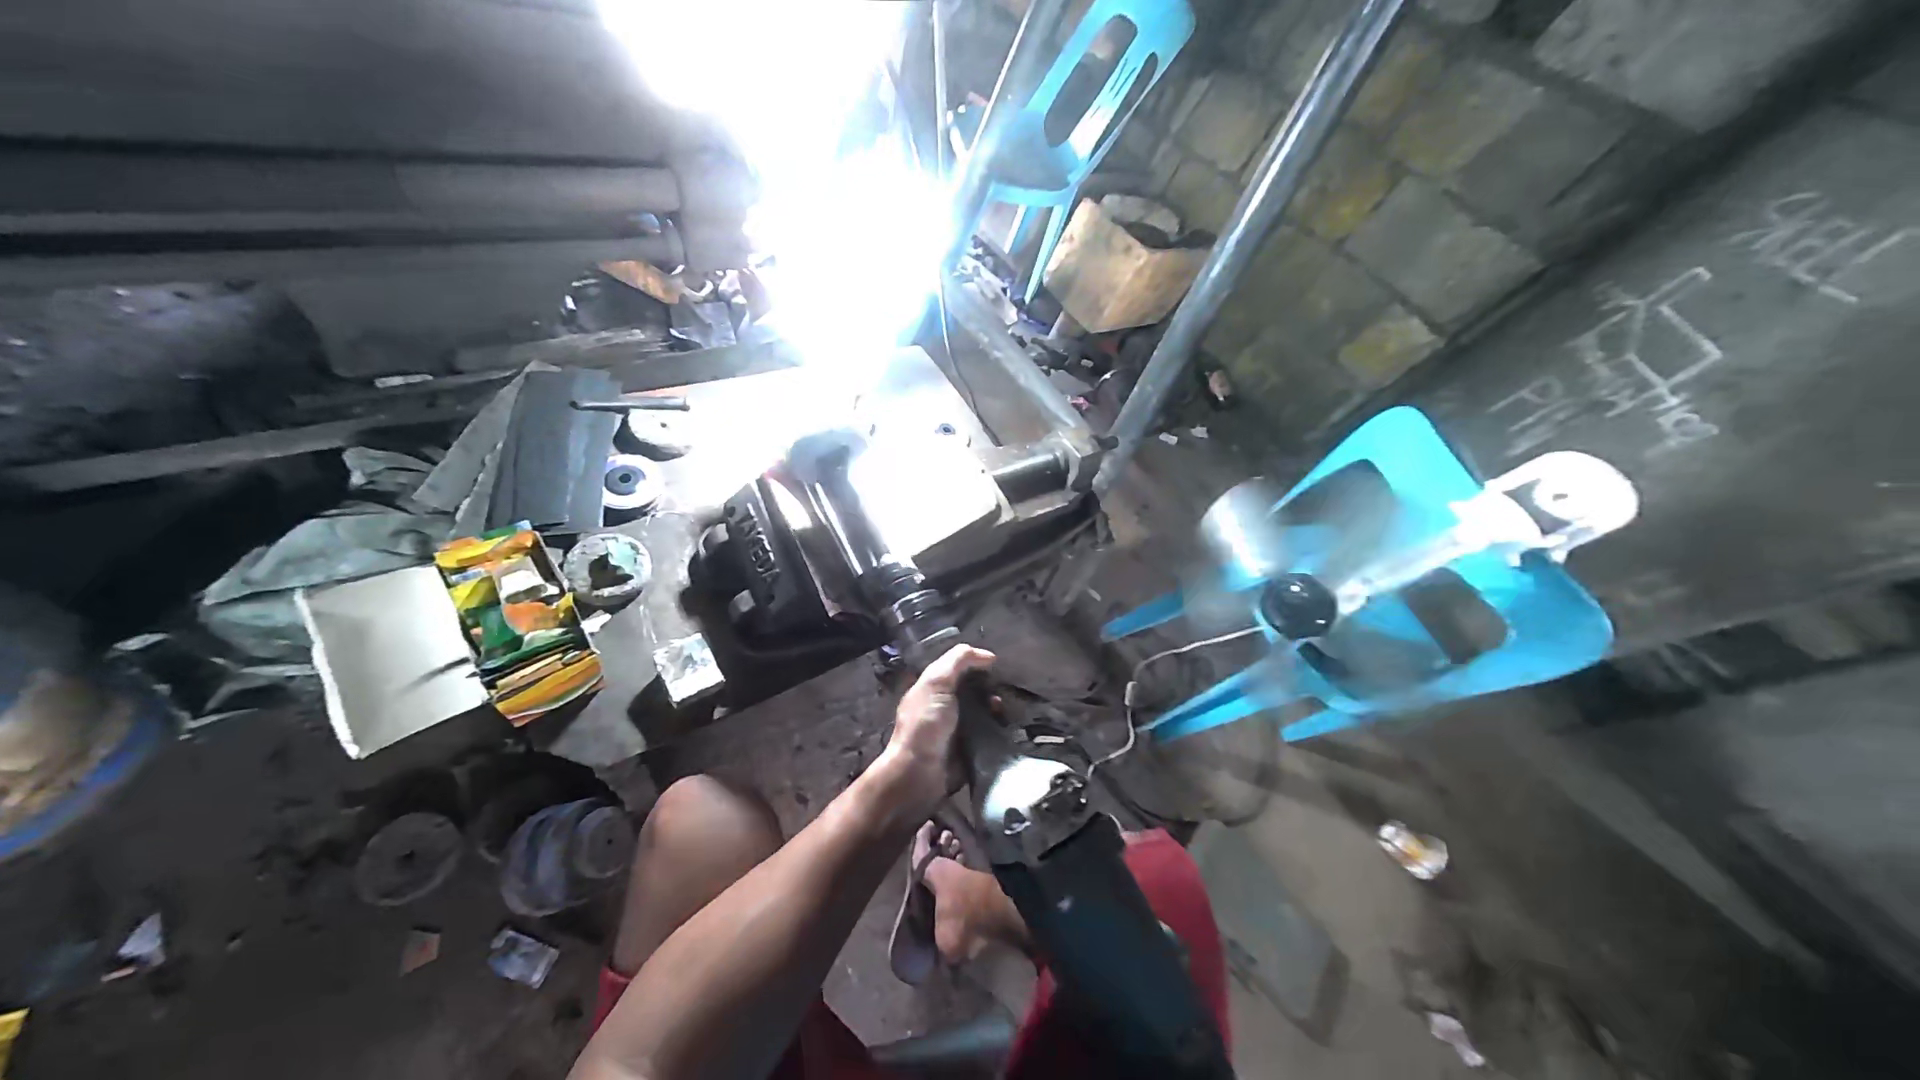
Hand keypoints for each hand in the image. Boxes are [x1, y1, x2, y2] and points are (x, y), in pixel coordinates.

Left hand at [870, 644, 994, 822]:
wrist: (920, 774)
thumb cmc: (925, 724)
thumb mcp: (936, 683)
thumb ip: (958, 661)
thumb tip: (989, 655)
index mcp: (933, 686)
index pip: (960, 667)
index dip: (978, 663)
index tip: (999, 664)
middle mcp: (946, 704)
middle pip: (976, 688)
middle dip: (993, 686)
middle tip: (1010, 687)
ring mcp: (959, 727)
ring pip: (986, 710)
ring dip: (999, 708)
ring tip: (1011, 708)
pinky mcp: (971, 747)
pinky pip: (990, 732)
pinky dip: (1000, 727)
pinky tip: (1009, 724)